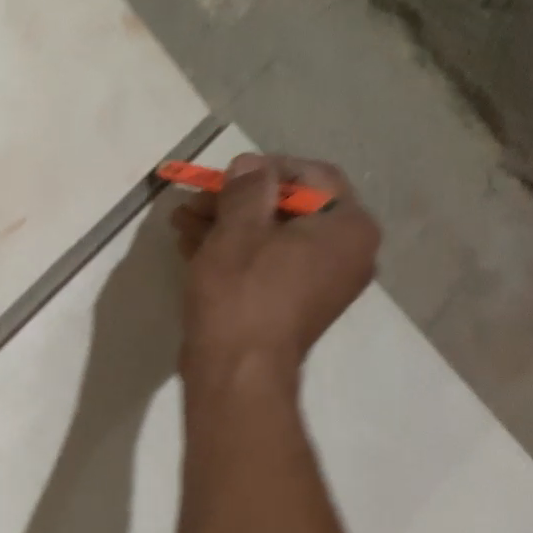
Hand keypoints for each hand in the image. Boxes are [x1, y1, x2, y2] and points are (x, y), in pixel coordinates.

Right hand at [171, 153, 379, 381]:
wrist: (237, 367)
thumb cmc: (239, 294)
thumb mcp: (236, 233)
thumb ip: (246, 192)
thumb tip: (250, 165)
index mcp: (348, 226)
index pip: (313, 175)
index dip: (262, 169)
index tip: (217, 177)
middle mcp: (349, 250)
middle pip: (292, 208)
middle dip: (238, 202)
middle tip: (191, 203)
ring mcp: (324, 279)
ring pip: (276, 237)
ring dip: (230, 226)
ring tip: (182, 224)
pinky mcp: (296, 302)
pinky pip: (271, 263)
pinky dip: (238, 252)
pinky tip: (196, 249)